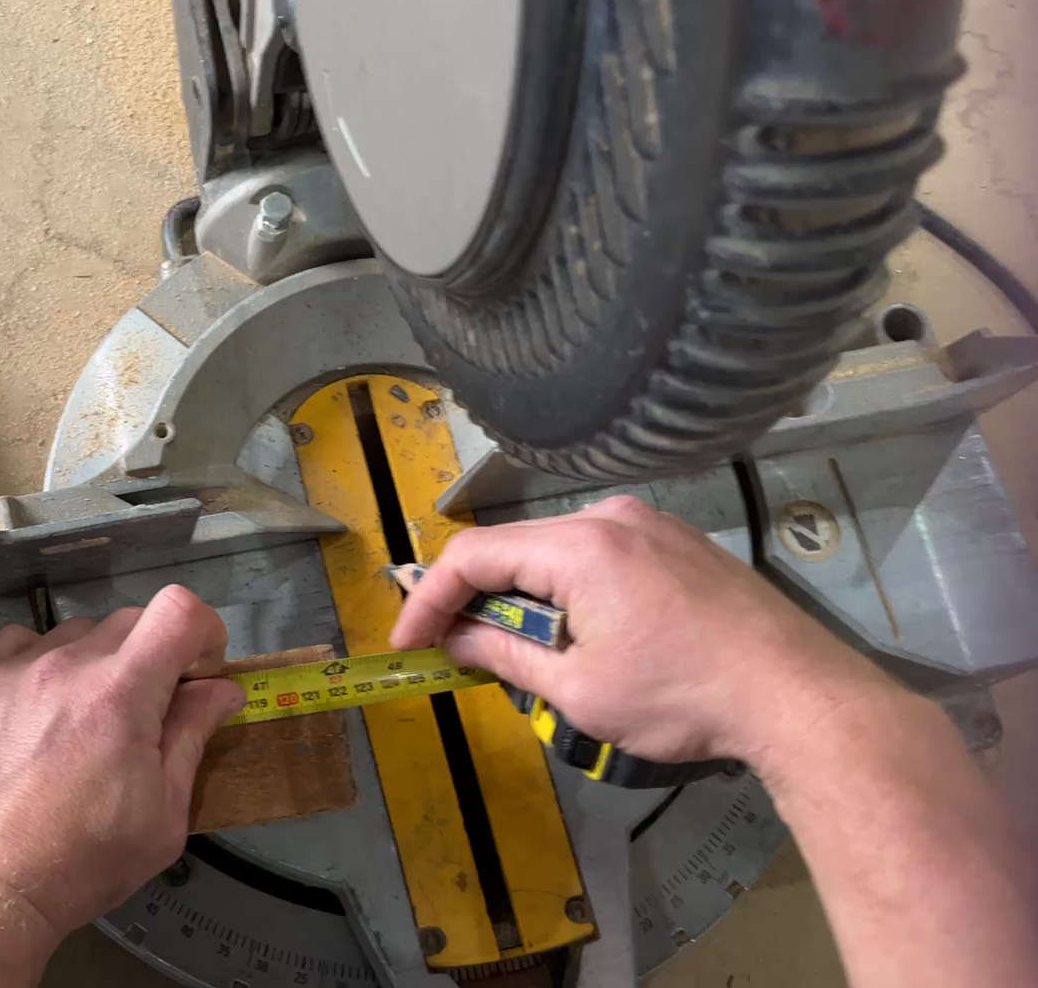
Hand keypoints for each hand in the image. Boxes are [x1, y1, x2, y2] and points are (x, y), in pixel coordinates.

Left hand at [0, 585, 246, 952]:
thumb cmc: (77, 864)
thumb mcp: (160, 816)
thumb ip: (191, 736)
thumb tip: (220, 689)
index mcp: (121, 691)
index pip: (178, 610)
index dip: (203, 630)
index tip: (199, 669)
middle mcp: (65, 662)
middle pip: (129, 621)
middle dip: (151, 655)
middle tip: (143, 710)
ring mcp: (11, 666)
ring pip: (73, 634)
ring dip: (92, 663)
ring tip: (76, 720)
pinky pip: (18, 645)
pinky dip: (36, 664)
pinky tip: (28, 711)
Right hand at [389, 496, 899, 768]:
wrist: (816, 707)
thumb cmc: (686, 701)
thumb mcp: (578, 690)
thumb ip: (500, 656)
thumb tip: (449, 640)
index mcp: (579, 546)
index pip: (472, 557)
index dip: (428, 599)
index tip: (406, 640)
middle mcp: (606, 517)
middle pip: (508, 547)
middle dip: (470, 596)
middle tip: (449, 641)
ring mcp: (646, 523)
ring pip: (547, 548)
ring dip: (516, 591)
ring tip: (511, 640)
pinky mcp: (673, 539)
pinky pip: (589, 551)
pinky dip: (559, 584)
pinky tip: (570, 623)